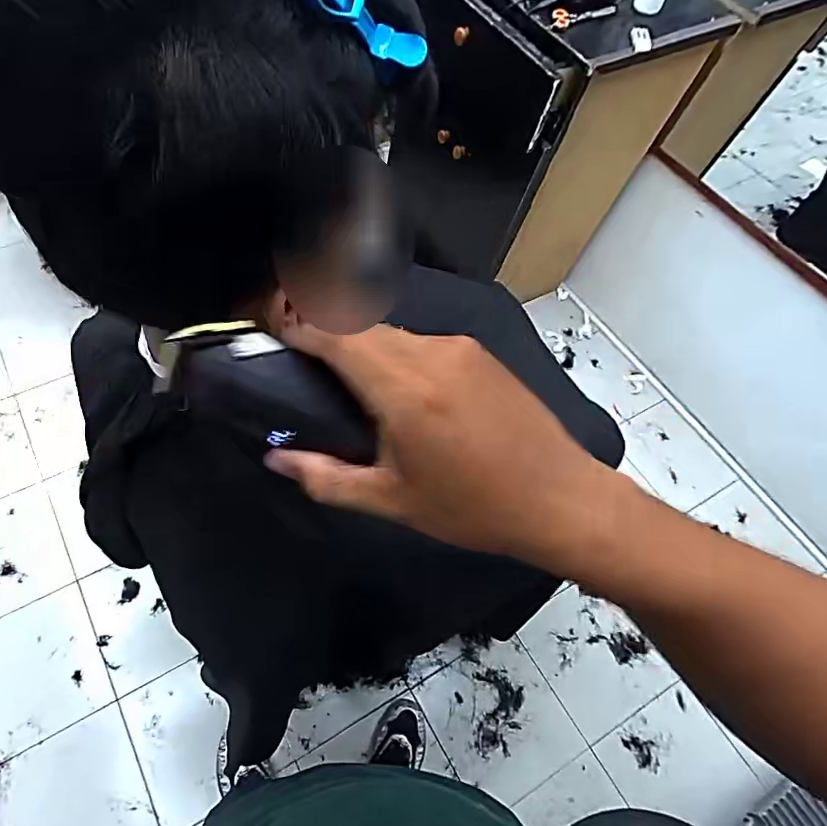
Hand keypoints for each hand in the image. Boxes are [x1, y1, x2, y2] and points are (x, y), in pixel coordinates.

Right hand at [265, 323, 630, 563]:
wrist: (561, 499)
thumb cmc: (477, 508)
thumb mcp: (394, 502)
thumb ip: (327, 477)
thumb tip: (278, 458)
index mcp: (404, 389)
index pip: (332, 330)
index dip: (292, 317)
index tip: (265, 319)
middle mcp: (432, 354)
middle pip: (359, 322)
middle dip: (323, 329)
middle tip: (299, 358)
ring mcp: (463, 349)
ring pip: (393, 330)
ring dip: (363, 344)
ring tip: (350, 384)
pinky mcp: (484, 354)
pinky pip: (425, 342)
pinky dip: (398, 353)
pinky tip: (402, 391)